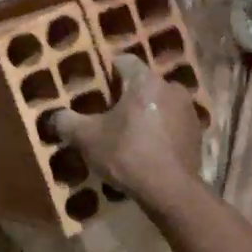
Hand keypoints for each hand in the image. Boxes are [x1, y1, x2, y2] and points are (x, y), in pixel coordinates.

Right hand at [50, 54, 204, 203]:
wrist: (170, 190)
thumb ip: (67, 122)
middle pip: (144, 84)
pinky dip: (159, 131)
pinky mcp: (196, 134)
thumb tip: (55, 116)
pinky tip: (147, 150)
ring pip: (160, 104)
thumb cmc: (126, 154)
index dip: (108, 70)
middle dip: (127, 96)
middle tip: (108, 114)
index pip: (125, 61)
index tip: (96, 86)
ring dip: (145, 113)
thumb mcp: (87, 138)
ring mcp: (188, 111)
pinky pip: (172, 124)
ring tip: (129, 134)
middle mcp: (171, 88)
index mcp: (145, 82)